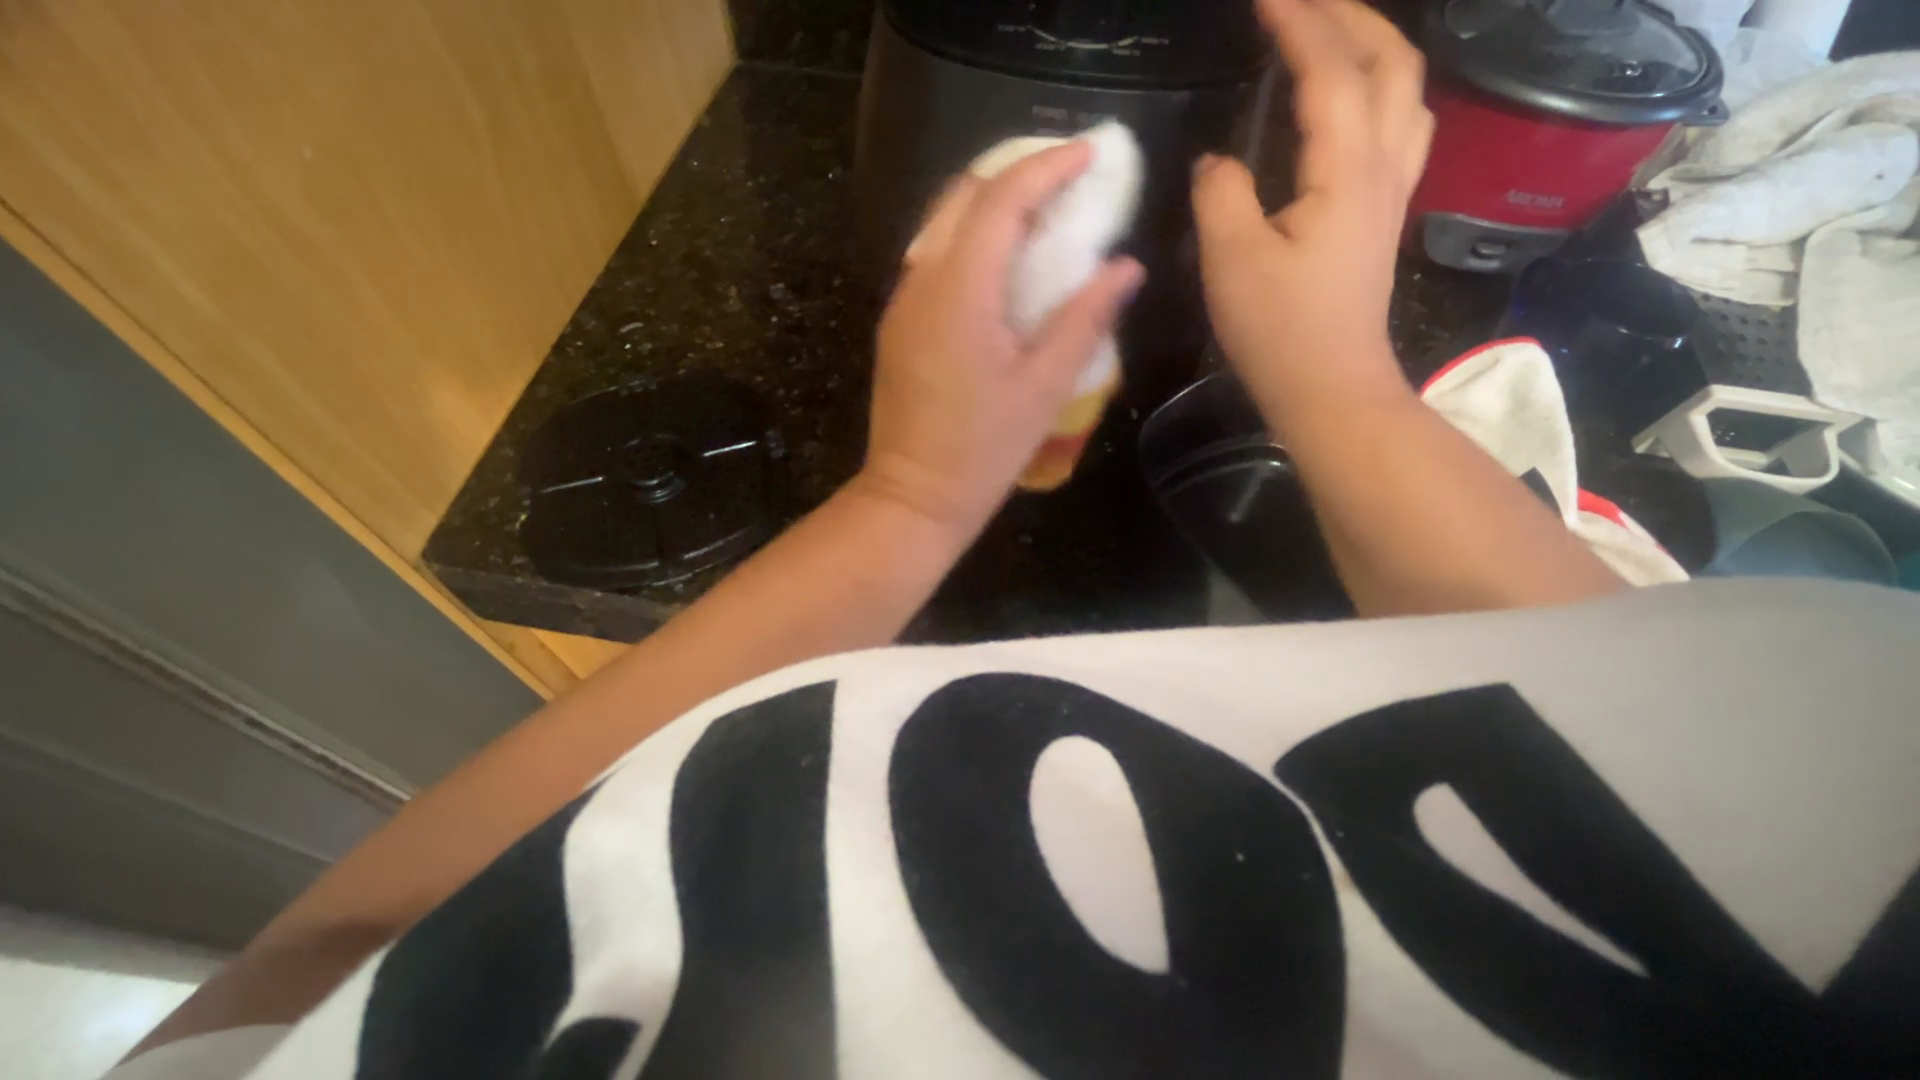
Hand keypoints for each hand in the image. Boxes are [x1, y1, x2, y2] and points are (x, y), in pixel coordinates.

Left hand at [859, 142, 1145, 533]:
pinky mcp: (899, 323)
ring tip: (1044, 213)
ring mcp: (904, 301)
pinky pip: (935, 257)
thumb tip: (1126, 267)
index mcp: (960, 290)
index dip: (1048, 166)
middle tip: (1070, 180)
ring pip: (944, 224)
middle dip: (1018, 174)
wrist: (913, 496)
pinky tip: (1006, 263)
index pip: (1001, 199)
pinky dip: (972, 240)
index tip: (1090, 153)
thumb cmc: (983, 450)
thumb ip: (1084, 319)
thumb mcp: (1045, 387)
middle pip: (965, 197)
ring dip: (992, 205)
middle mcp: (922, 280)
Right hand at [1192, 0, 1433, 434]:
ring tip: (1330, 31)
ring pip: (1405, 92)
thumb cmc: (1280, 331)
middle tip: (1301, 0)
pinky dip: (1379, 90)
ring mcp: (1389, 192)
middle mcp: (1382, 167)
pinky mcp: (1382, 216)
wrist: (1331, 388)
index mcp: (1346, 171)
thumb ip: (1221, 194)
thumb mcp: (1232, 261)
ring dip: (1373, 46)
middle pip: (1391, 62)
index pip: (1330, 71)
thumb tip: (1219, 161)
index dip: (1299, 22)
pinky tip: (1353, 98)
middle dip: (1349, 15)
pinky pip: (1399, 127)